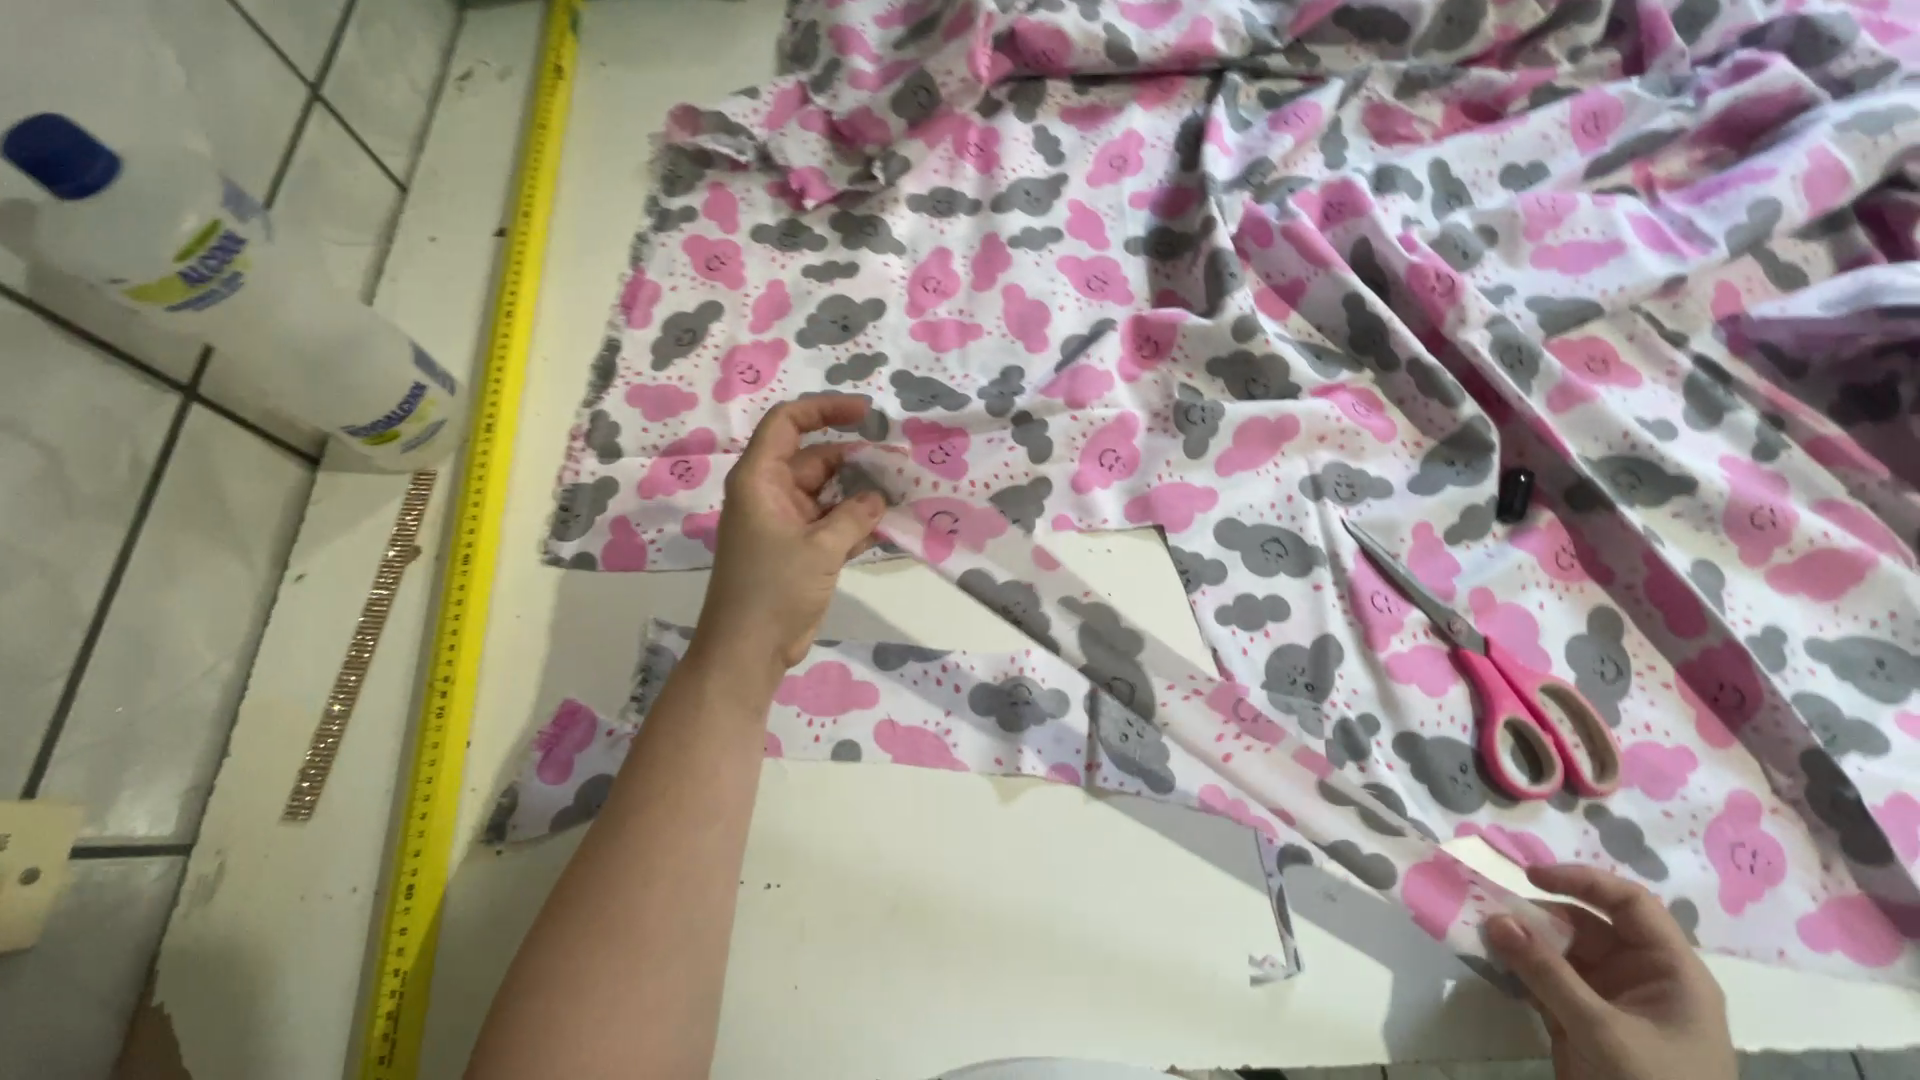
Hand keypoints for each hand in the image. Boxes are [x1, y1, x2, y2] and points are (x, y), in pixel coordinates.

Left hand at [695, 395, 886, 676]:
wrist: (749, 649)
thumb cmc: (773, 589)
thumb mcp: (820, 548)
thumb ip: (854, 516)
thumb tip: (878, 497)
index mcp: (760, 479)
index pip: (788, 423)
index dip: (824, 409)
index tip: (865, 413)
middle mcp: (771, 493)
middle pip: (816, 458)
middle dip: (856, 459)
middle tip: (899, 463)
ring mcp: (786, 522)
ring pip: (829, 493)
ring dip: (861, 494)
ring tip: (902, 492)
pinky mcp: (800, 549)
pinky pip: (832, 523)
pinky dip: (857, 523)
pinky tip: (889, 526)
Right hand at [1488, 864, 1735, 1079]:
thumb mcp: (1603, 1031)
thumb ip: (1548, 974)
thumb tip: (1496, 918)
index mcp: (1670, 971)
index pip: (1630, 904)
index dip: (1583, 881)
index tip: (1530, 877)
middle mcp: (1640, 977)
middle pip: (1584, 925)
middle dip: (1536, 917)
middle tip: (1487, 912)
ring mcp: (1609, 1000)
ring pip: (1558, 952)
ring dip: (1520, 942)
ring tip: (1478, 934)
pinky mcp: (1581, 1022)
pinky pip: (1544, 981)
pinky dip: (1516, 969)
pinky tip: (1487, 961)